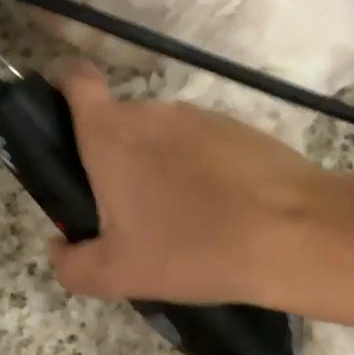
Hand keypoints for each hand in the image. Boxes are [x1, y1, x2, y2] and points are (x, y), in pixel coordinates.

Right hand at [47, 62, 351, 306]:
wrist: (293, 234)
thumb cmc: (191, 247)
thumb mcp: (119, 274)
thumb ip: (73, 265)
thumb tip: (60, 248)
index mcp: (110, 134)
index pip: (76, 79)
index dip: (64, 88)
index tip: (65, 124)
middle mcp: (150, 112)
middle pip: (119, 124)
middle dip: (116, 161)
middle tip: (129, 215)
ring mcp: (198, 116)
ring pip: (162, 138)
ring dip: (161, 169)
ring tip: (182, 223)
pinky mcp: (239, 128)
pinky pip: (203, 146)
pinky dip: (201, 172)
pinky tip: (221, 215)